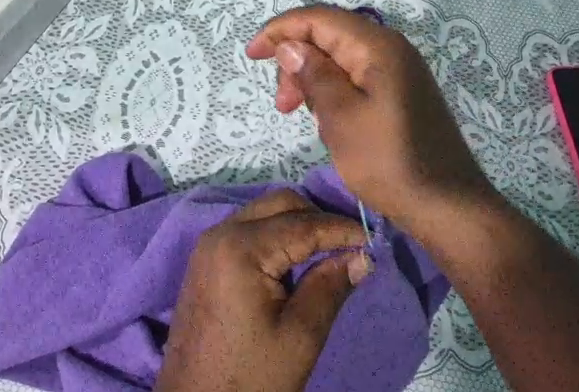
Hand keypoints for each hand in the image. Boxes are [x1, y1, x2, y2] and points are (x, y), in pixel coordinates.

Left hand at [157, 190, 369, 391]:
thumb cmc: (250, 377)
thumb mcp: (299, 337)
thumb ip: (330, 287)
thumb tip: (362, 255)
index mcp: (242, 247)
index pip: (303, 224)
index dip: (341, 229)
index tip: (372, 239)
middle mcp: (221, 232)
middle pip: (280, 204)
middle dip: (317, 218)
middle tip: (349, 244)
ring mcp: (209, 246)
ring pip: (264, 213)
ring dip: (297, 224)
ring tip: (328, 251)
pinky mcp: (205, 261)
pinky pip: (248, 230)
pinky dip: (276, 235)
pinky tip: (296, 261)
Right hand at [247, 6, 496, 229]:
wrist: (448, 207)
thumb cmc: (389, 163)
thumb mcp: (341, 118)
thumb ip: (314, 75)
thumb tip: (291, 44)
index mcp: (377, 46)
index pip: (319, 18)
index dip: (281, 29)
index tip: (252, 55)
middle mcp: (391, 48)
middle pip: (329, 35)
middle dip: (297, 60)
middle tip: (283, 106)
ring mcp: (400, 71)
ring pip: (341, 58)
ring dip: (313, 79)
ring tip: (304, 118)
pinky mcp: (402, 94)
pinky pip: (357, 77)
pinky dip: (334, 92)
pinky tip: (330, 123)